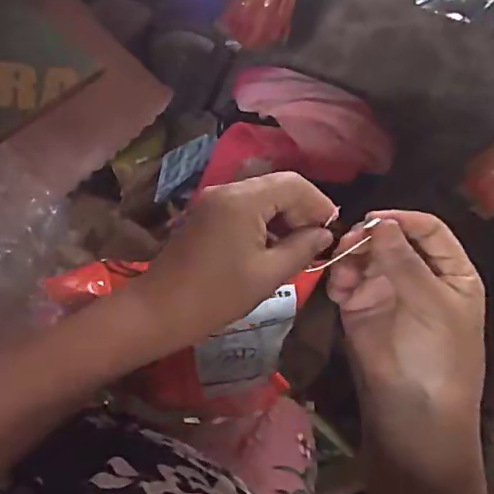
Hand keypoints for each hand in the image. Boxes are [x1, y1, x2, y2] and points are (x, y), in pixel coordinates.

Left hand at [127, 172, 336, 345]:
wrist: (160, 309)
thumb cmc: (217, 294)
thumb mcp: (268, 274)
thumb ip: (301, 248)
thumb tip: (323, 234)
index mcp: (242, 199)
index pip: (293, 183)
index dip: (319, 203)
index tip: (333, 231)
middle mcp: (226, 190)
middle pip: (276, 185)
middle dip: (301, 209)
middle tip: (318, 241)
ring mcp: (212, 201)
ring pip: (260, 195)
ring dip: (282, 215)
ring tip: (298, 247)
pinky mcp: (205, 215)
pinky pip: (242, 206)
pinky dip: (262, 220)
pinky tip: (272, 246)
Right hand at [325, 211, 485, 483]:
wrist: (413, 409)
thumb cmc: (439, 355)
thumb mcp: (432, 303)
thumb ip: (404, 260)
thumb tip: (380, 221)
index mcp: (450, 271)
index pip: (428, 230)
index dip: (404, 220)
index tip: (376, 218)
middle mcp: (417, 275)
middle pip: (390, 239)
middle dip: (370, 237)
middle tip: (349, 241)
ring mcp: (385, 289)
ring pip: (363, 256)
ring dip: (351, 255)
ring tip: (342, 266)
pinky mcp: (357, 305)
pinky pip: (345, 279)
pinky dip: (338, 278)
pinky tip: (339, 288)